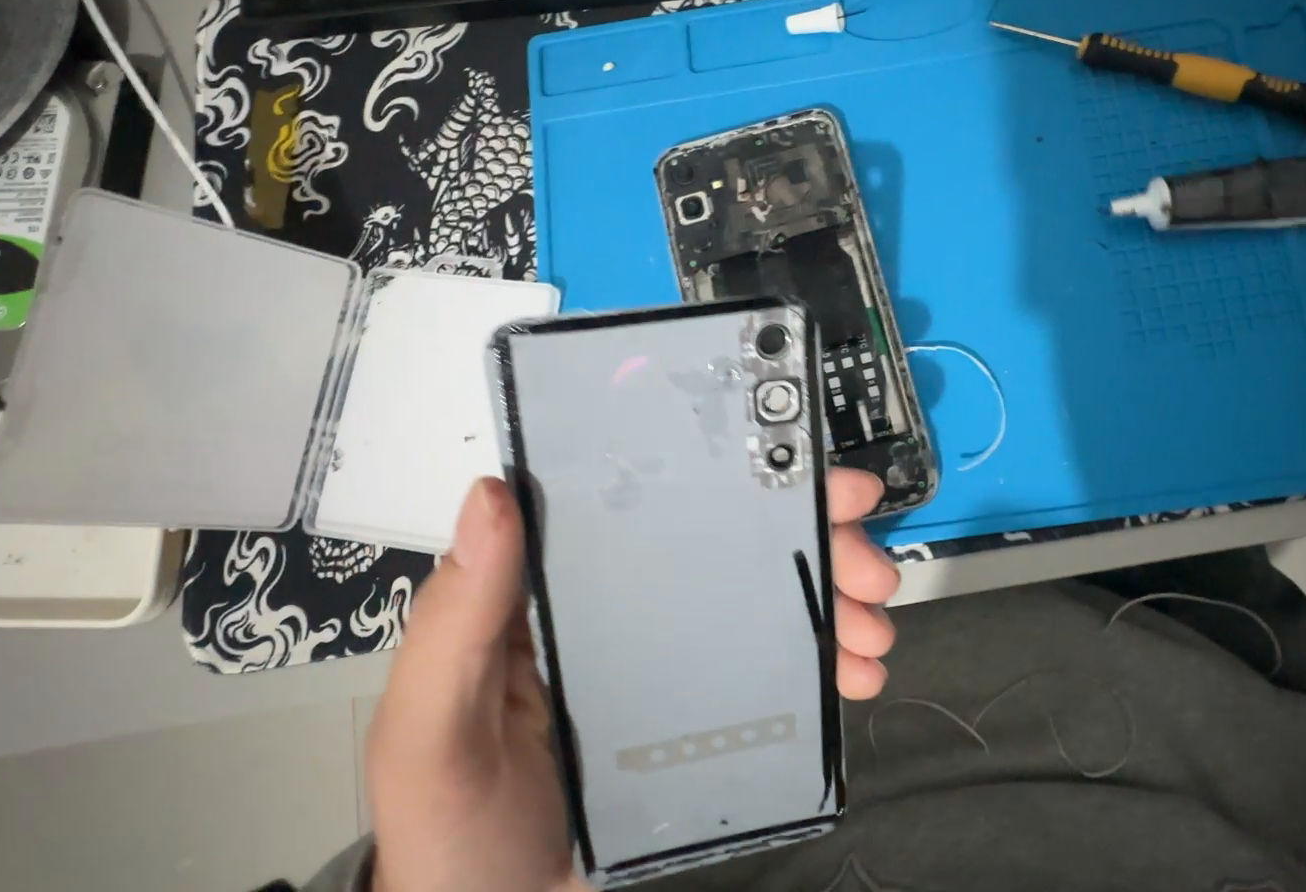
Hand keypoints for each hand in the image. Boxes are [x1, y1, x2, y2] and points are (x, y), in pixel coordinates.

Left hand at [366, 468, 898, 891]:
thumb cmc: (455, 835)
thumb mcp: (433, 732)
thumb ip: (457, 623)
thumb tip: (494, 494)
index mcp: (561, 588)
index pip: (650, 503)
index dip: (728, 477)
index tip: (800, 471)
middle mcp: (625, 607)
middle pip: (730, 544)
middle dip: (810, 538)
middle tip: (864, 561)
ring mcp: (670, 658)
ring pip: (765, 598)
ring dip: (829, 595)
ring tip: (872, 623)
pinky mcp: (704, 709)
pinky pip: (774, 666)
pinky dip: (824, 655)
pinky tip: (856, 666)